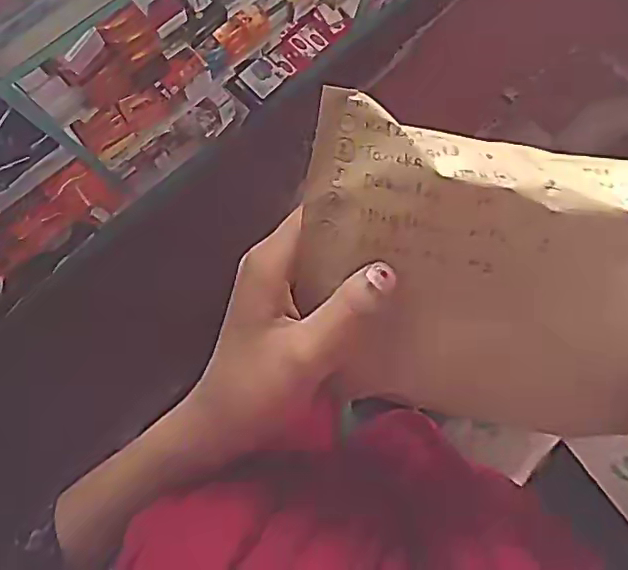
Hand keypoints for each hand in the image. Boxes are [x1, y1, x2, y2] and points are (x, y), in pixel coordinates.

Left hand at [55, 211, 394, 567]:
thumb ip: (345, 312)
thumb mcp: (304, 354)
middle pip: (319, 230)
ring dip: (357, 256)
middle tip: (408, 226)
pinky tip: (382, 292)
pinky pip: (321, 280)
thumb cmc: (254, 389)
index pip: (311, 211)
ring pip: (323, 256)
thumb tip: (386, 269)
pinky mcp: (286, 306)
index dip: (348, 200)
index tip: (391, 197)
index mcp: (270, 260)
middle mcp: (272, 262)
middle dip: (360, 227)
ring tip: (404, 252)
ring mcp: (277, 283)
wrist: (219, 429)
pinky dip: (348, 281)